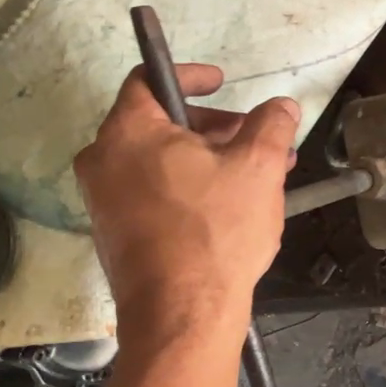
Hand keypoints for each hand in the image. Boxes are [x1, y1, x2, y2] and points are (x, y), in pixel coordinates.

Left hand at [73, 64, 299, 353]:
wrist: (183, 310)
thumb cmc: (218, 229)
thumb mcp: (260, 166)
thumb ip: (272, 126)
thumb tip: (281, 106)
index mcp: (131, 133)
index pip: (149, 80)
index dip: (191, 75)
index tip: (223, 83)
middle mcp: (104, 160)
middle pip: (161, 122)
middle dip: (216, 127)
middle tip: (258, 140)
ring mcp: (105, 199)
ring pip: (162, 159)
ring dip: (211, 158)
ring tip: (258, 178)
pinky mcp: (116, 230)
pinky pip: (155, 190)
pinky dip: (192, 185)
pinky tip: (231, 206)